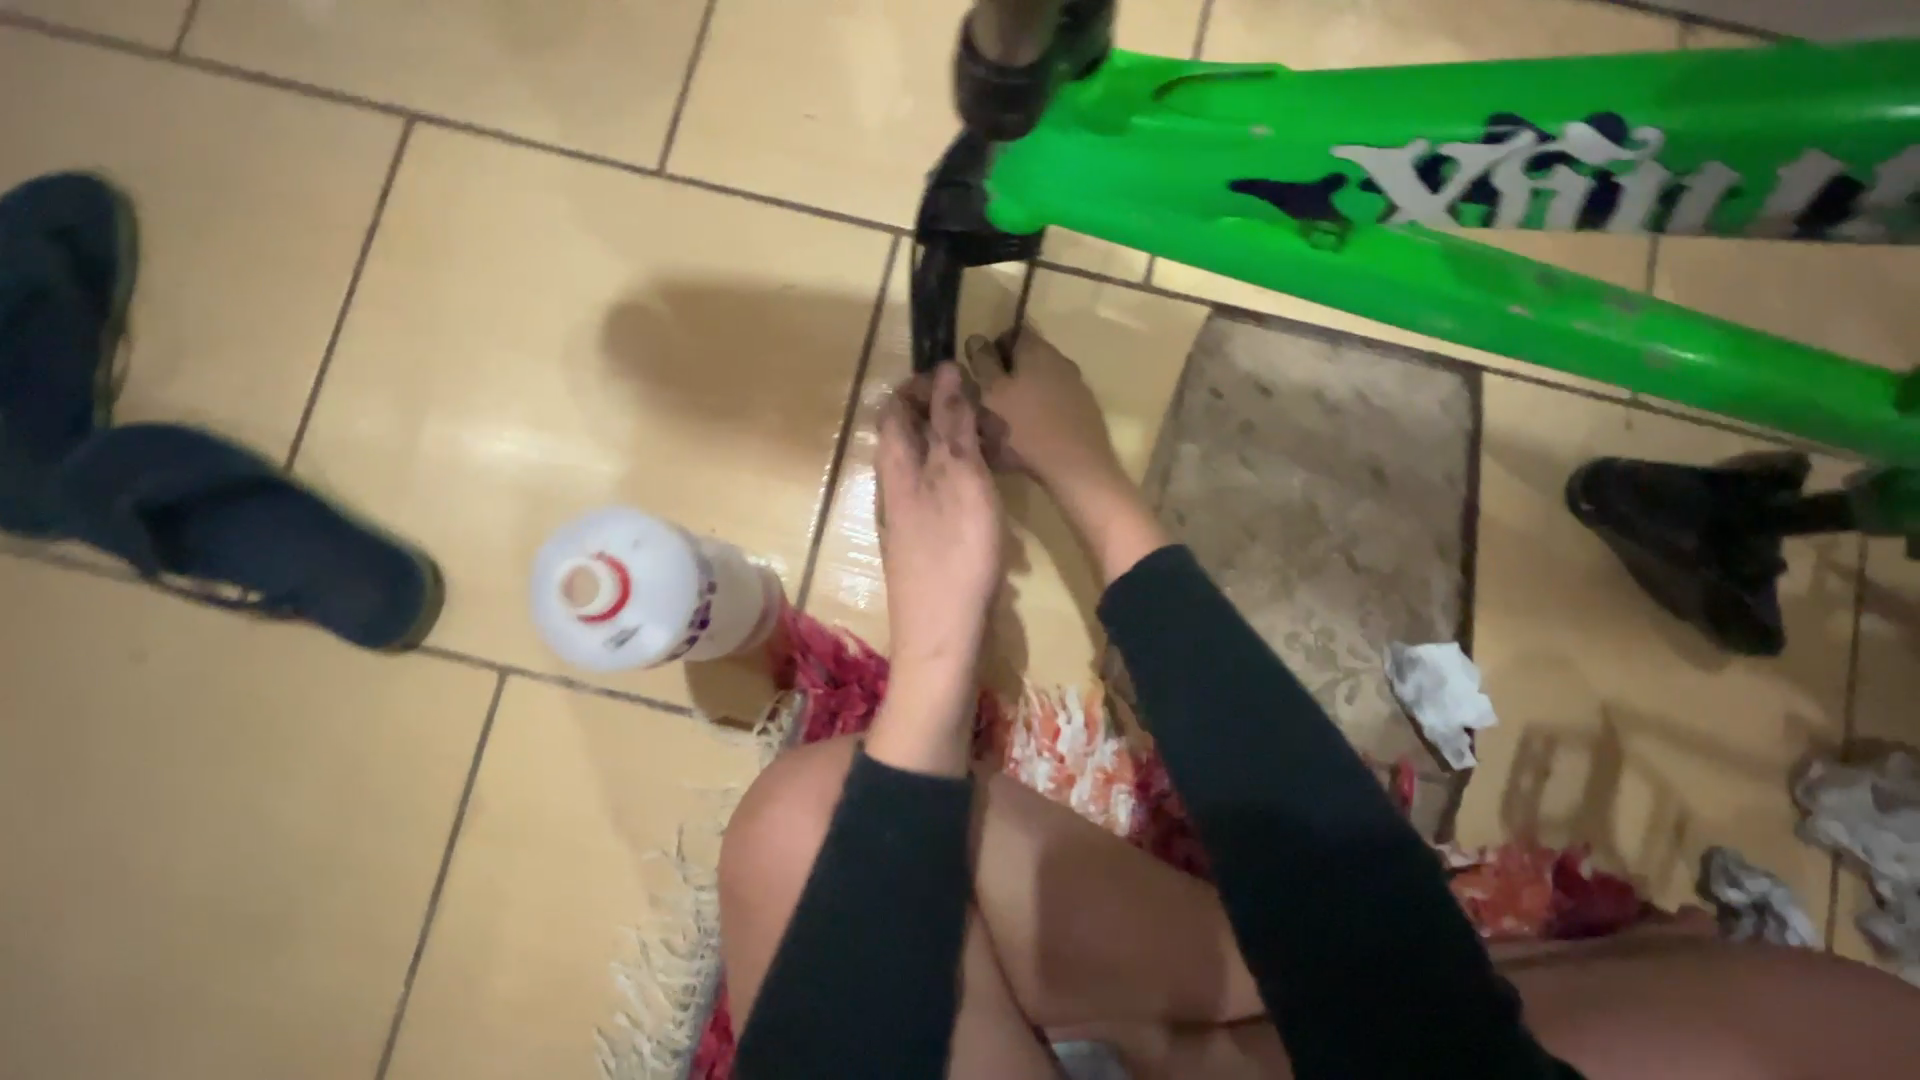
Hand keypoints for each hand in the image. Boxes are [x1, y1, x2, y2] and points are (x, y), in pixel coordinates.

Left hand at [877, 362, 1003, 681]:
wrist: (943, 633)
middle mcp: (896, 484)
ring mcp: (911, 515)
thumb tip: (945, 372)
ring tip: (1003, 457)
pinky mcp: (929, 540)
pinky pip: (945, 495)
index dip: (926, 385)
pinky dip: (969, 484)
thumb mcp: (959, 475)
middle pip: (916, 433)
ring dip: (966, 451)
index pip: (896, 405)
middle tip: (996, 425)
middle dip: (954, 417)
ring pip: (934, 464)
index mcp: (896, 462)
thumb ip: (951, 424)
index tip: (968, 383)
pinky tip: (995, 501)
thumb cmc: (955, 549)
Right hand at [966, 329, 1169, 587]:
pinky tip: (1032, 438)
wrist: (1077, 467)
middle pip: (1028, 358)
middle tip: (988, 402)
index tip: (979, 373)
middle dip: (1007, 374)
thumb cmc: (1024, 429)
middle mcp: (1060, 360)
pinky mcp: (1085, 411)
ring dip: (1024, 396)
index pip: (1012, 331)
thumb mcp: (991, 394)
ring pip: (1041, 382)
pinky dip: (1041, 413)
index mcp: (1036, 350)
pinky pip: (1055, 404)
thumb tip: (976, 338)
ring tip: (1007, 425)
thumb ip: (982, 364)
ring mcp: (1077, 386)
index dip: (992, 348)